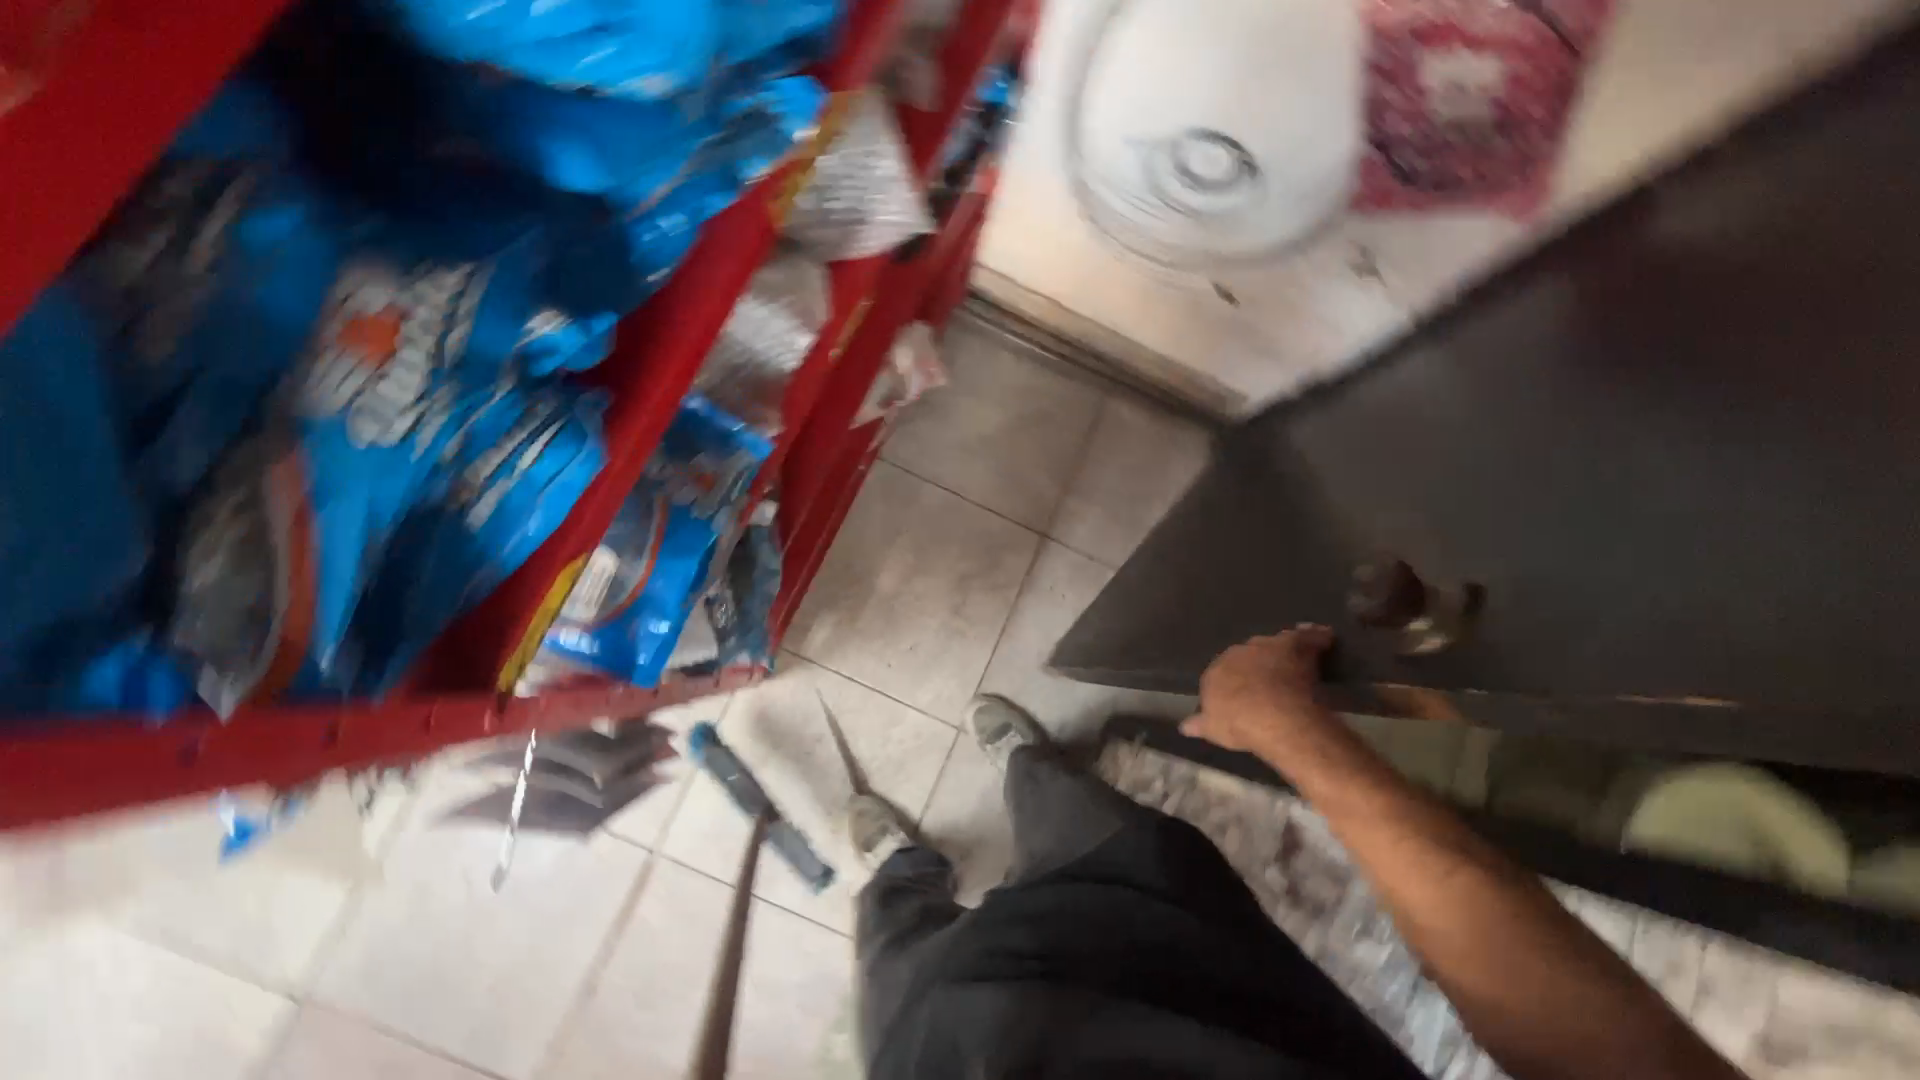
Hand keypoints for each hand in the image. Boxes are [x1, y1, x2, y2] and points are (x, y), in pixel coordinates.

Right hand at [1181, 625, 1336, 754]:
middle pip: (1247, 654)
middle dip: (1256, 663)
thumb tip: (1184, 726)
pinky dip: (1315, 637)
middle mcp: (1237, 652)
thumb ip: (1199, 724)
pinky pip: (1307, 637)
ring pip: (1275, 642)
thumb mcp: (1213, 730)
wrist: (1271, 715)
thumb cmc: (1239, 724)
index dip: (1235, 681)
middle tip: (1269, 679)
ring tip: (1293, 657)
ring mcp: (1266, 647)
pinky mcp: (1294, 645)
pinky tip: (1324, 636)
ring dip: (1282, 648)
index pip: (1222, 671)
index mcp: (1214, 671)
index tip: (1244, 692)